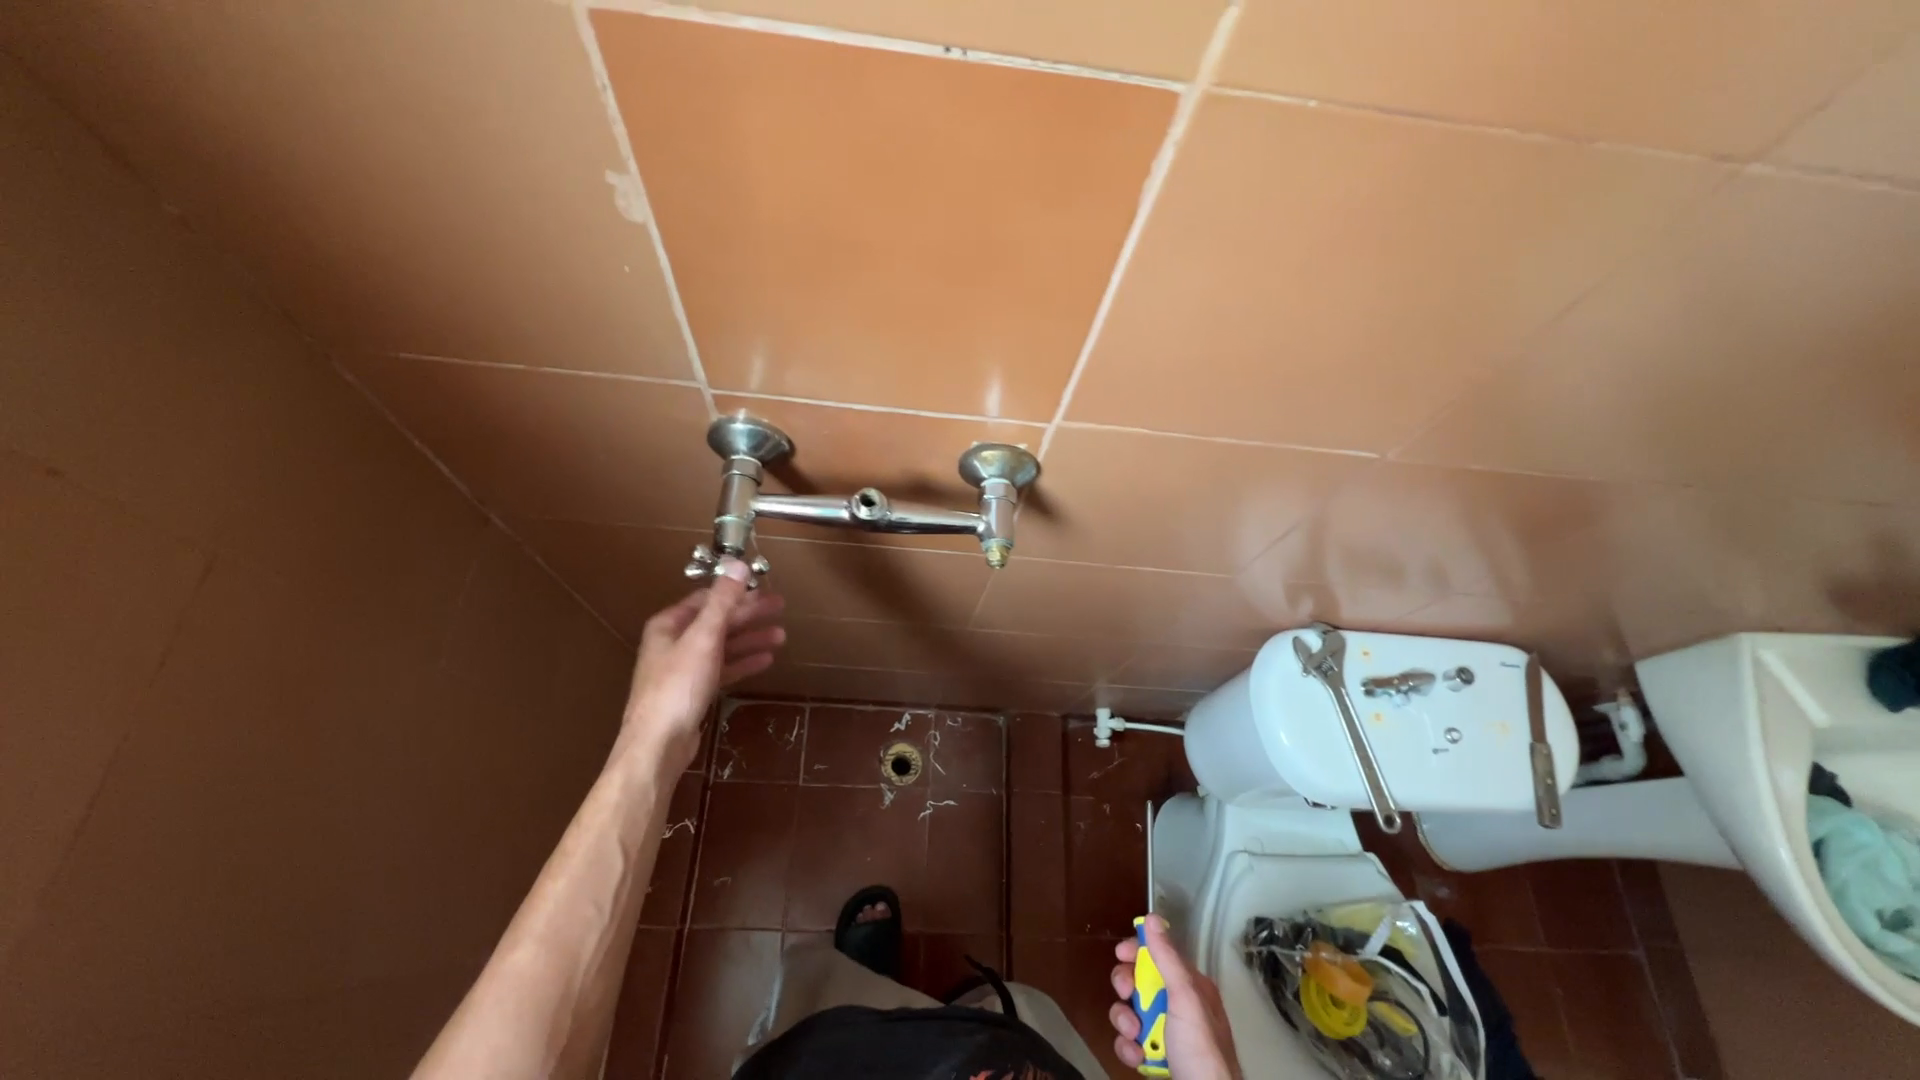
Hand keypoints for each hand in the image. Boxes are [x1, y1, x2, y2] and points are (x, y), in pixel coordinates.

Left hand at [620, 559, 785, 769]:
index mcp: (669, 625)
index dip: (736, 593)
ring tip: (781, 636)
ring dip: (750, 639)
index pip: (707, 599)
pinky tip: (765, 661)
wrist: (659, 743)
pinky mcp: (694, 692)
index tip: (764, 588)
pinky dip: (743, 663)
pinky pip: (723, 669)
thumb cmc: (677, 686)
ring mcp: (683, 669)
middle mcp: (674, 643)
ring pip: (722, 646)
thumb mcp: (703, 638)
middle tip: (781, 607)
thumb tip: (737, 564)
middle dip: (749, 615)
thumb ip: (722, 602)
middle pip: (717, 621)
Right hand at [1109, 915, 1240, 1079]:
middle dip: (1127, 990)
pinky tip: (1137, 1058)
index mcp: (1190, 987)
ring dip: (1125, 1023)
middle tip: (1126, 996)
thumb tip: (1151, 918)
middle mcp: (1177, 1006)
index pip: (1159, 955)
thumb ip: (1166, 959)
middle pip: (1139, 982)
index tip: (1120, 954)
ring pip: (1130, 1012)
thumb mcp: (1185, 998)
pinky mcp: (1154, 1056)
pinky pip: (1129, 1041)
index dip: (1138, 950)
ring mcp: (1165, 1032)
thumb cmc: (1200, 1049)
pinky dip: (1128, 1048)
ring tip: (1135, 1038)